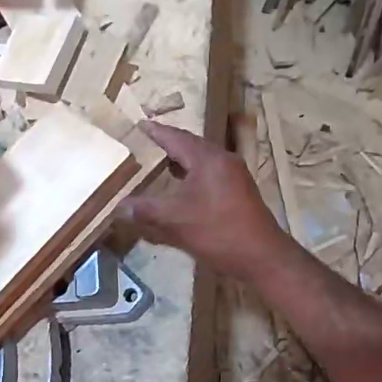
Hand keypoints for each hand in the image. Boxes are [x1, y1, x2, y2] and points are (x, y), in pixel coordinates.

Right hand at [122, 121, 294, 279]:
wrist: (262, 257)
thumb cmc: (218, 233)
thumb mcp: (176, 221)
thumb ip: (145, 210)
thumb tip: (118, 207)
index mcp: (208, 159)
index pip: (176, 137)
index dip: (155, 132)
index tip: (138, 125)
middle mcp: (223, 160)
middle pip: (190, 145)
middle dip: (167, 145)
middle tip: (143, 144)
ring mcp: (234, 175)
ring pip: (201, 160)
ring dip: (180, 161)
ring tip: (156, 164)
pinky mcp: (239, 190)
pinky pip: (209, 174)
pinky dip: (191, 175)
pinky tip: (180, 187)